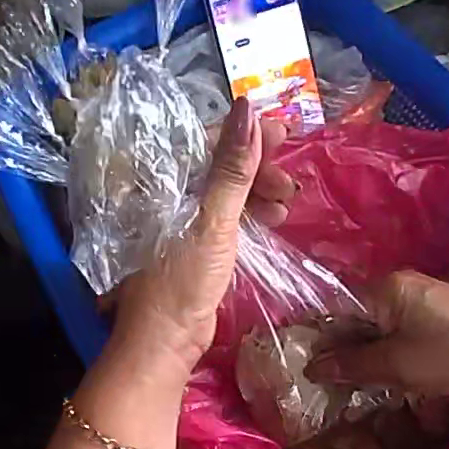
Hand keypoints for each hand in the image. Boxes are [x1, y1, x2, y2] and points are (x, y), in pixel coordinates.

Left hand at [114, 97, 293, 373]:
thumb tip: (248, 108)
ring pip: (226, 192)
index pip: (205, 141)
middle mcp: (167, 195)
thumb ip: (232, 168)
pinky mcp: (194, 243)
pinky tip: (273, 217)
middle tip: (289, 182)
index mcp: (159, 182)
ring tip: (285, 204)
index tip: (284, 133)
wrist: (167, 340)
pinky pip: (227, 215)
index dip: (245, 135)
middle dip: (258, 169)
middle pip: (219, 165)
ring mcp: (181, 220)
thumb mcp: (213, 221)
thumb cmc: (183, 280)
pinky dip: (250, 214)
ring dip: (259, 192)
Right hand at [306, 271, 448, 396]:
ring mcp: (421, 294)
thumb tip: (311, 367)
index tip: (302, 362)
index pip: (332, 307)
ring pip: (375, 320)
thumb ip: (350, 365)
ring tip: (351, 376)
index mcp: (383, 288)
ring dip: (362, 347)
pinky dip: (385, 344)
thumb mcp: (397, 366)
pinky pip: (396, 324)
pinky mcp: (438, 308)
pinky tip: (386, 367)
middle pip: (353, 312)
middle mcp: (399, 282)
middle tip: (324, 376)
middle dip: (338, 343)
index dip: (316, 336)